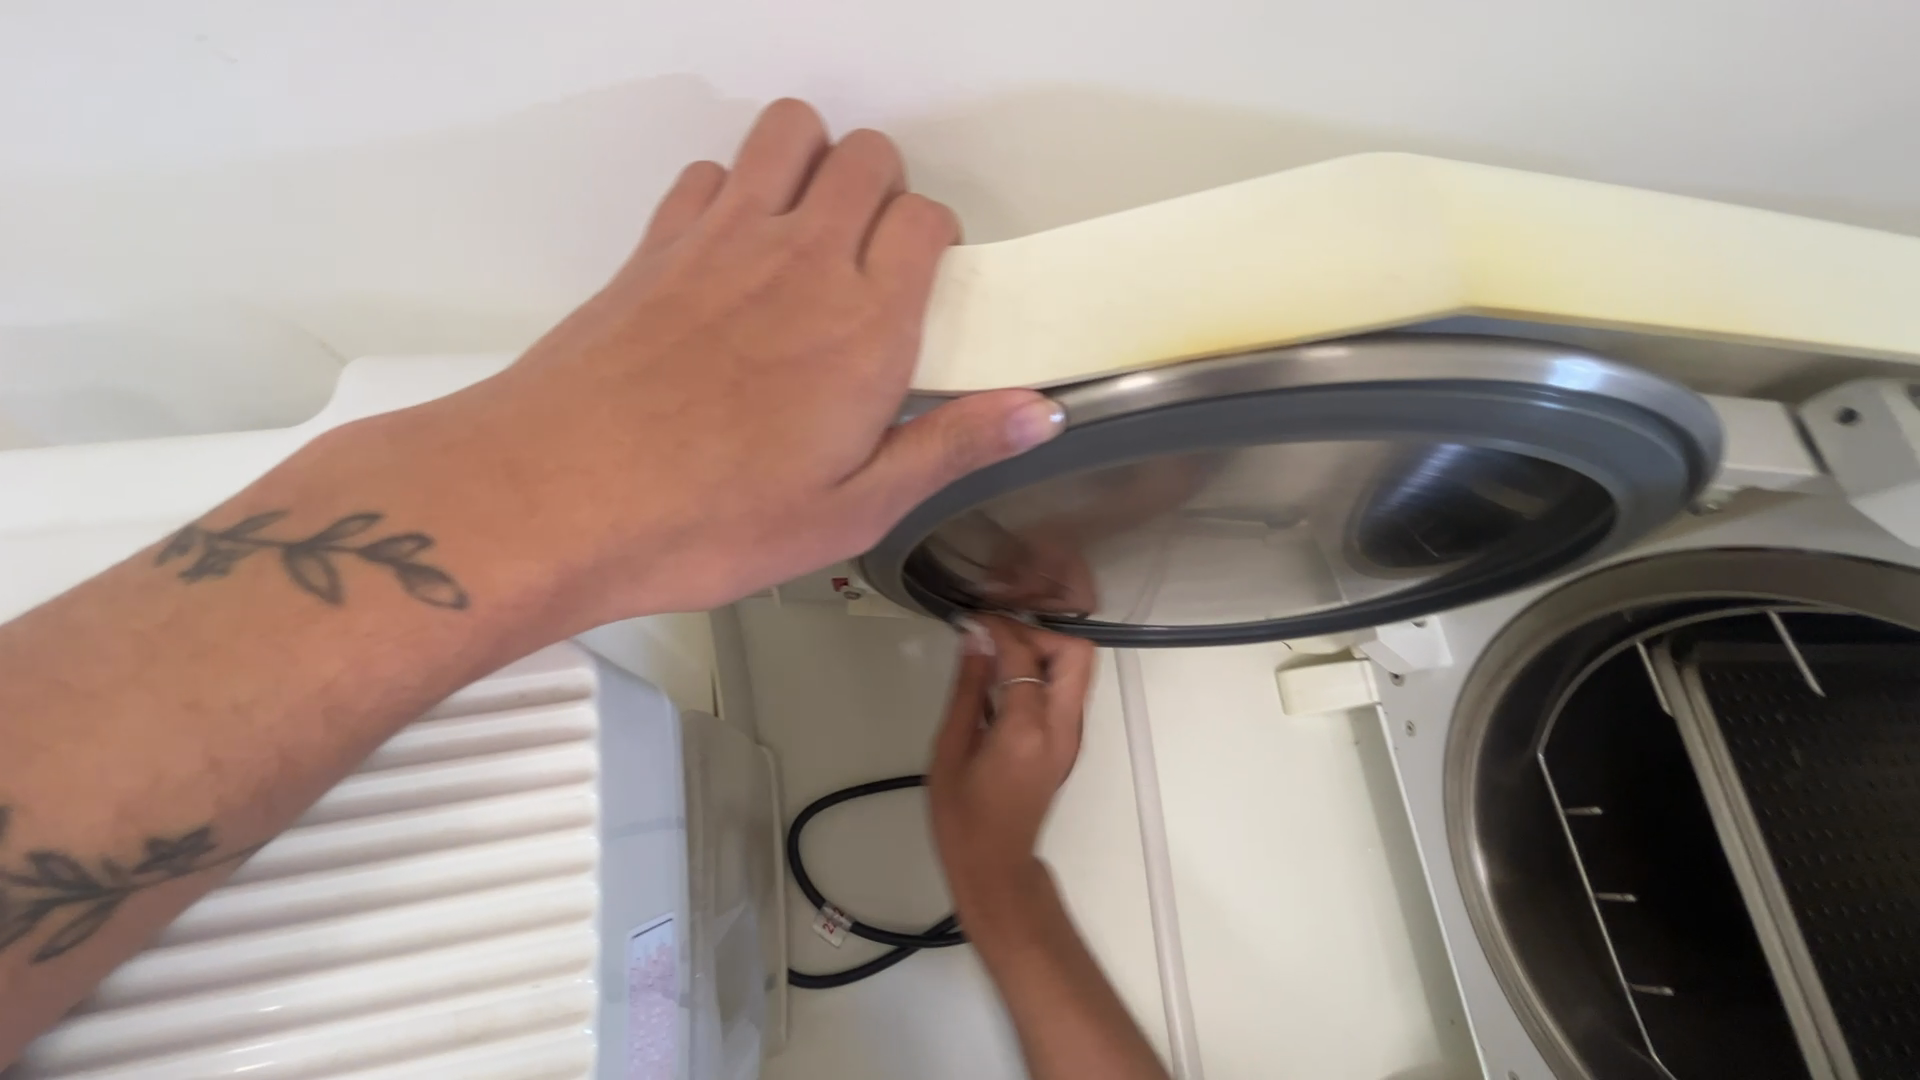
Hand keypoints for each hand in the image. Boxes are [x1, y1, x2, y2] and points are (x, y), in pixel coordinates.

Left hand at [428, 99, 1063, 624]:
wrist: (556, 499)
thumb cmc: (711, 518)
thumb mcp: (855, 510)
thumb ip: (952, 446)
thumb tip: (1040, 411)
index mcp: (865, 326)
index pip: (928, 224)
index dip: (939, 245)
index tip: (930, 286)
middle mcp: (801, 260)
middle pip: (868, 158)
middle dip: (888, 193)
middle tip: (878, 259)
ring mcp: (722, 240)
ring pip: (791, 134)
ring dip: (818, 163)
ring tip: (815, 230)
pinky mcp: (658, 245)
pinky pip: (712, 171)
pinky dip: (739, 188)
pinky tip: (737, 249)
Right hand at [928, 616, 1095, 916]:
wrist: (995, 865)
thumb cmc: (961, 815)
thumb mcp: (950, 748)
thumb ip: (968, 689)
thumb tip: (975, 640)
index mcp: (1027, 731)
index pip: (1024, 657)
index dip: (999, 629)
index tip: (974, 623)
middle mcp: (1062, 728)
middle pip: (1077, 654)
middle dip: (1037, 634)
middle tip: (996, 640)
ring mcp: (1072, 737)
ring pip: (1078, 670)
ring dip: (1043, 652)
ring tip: (996, 658)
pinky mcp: (1070, 743)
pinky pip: (1066, 691)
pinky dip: (1042, 674)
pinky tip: (1003, 685)